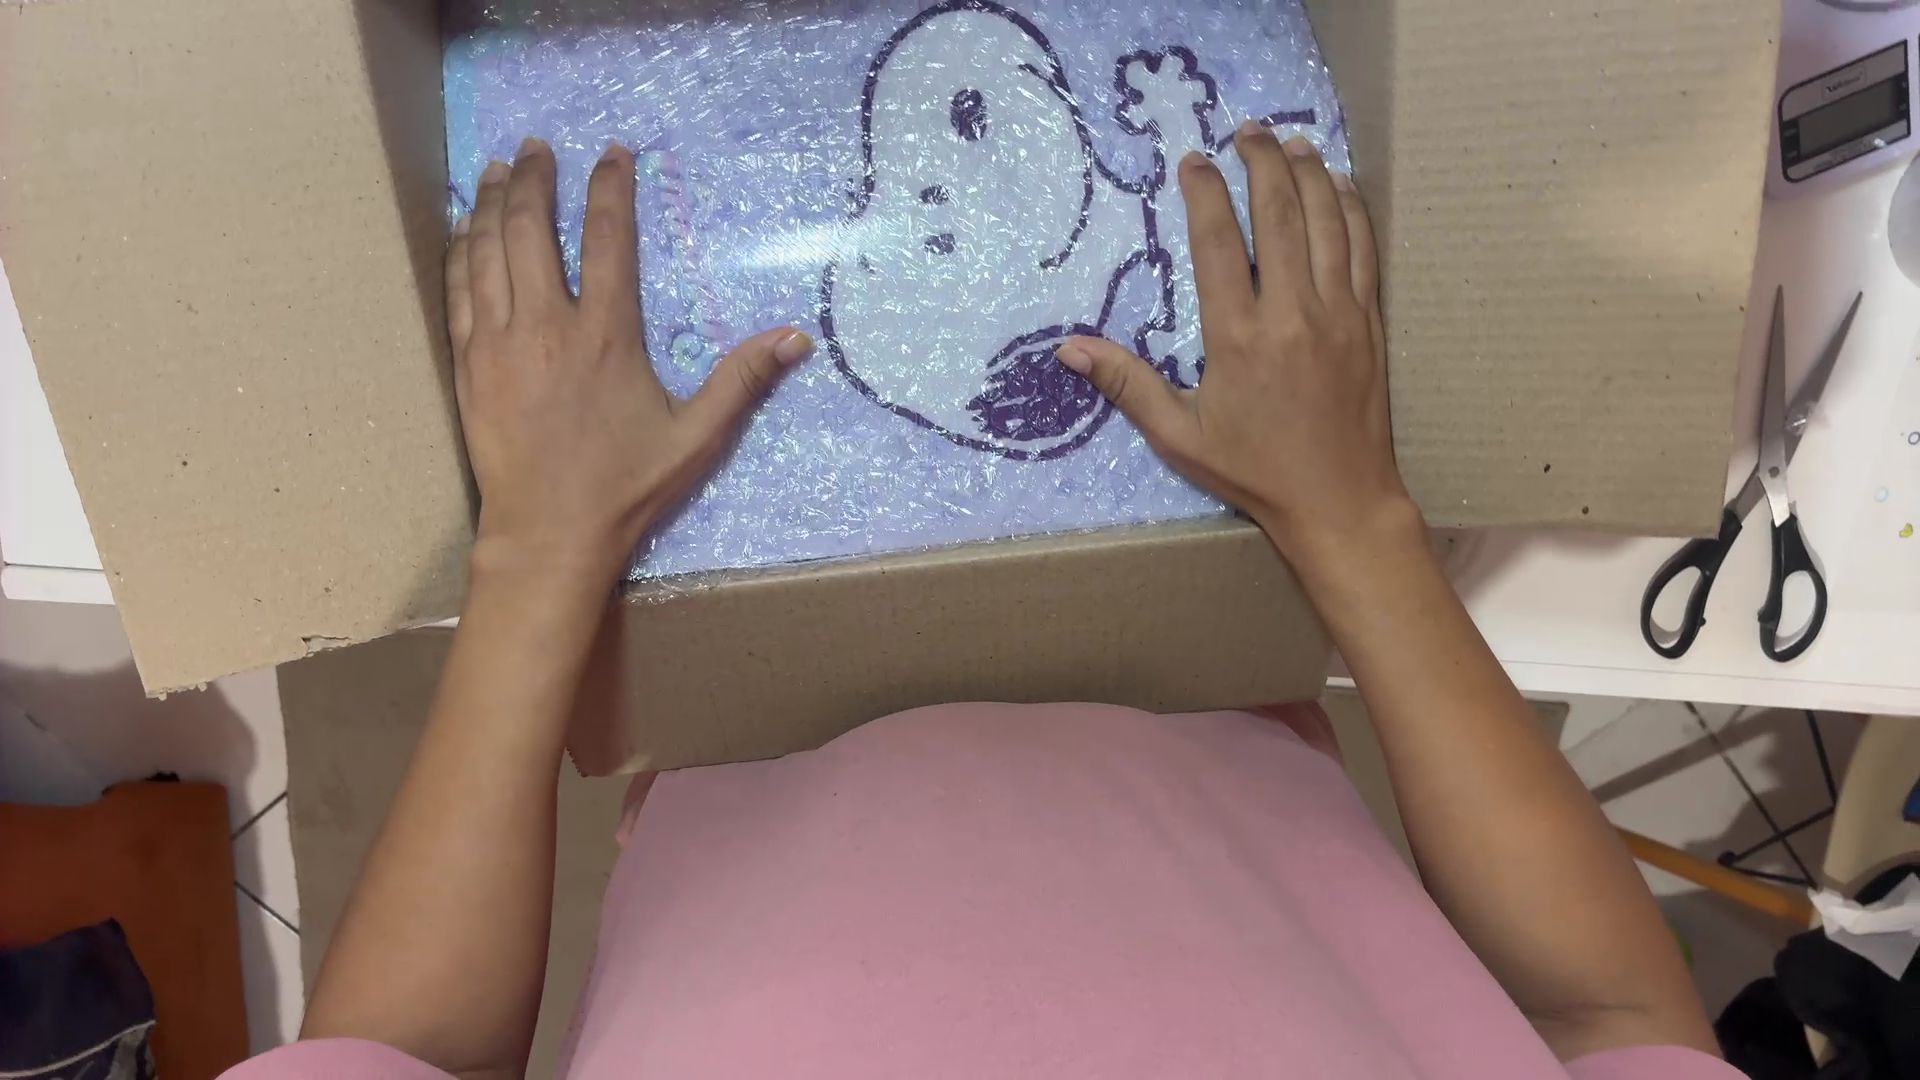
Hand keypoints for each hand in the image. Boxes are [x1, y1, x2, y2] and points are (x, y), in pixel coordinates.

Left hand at [446, 137, 810, 586]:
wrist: (550, 532)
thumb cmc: (628, 485)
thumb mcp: (698, 437)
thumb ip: (743, 381)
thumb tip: (796, 338)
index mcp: (606, 336)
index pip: (608, 241)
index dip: (612, 190)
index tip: (615, 154)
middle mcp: (545, 324)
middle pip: (532, 228)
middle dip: (536, 180)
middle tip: (540, 148)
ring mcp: (497, 341)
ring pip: (486, 248)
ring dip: (492, 201)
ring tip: (498, 168)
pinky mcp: (467, 362)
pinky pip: (457, 286)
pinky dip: (460, 247)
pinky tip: (465, 228)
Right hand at [1057, 124, 1410, 566]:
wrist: (1338, 500)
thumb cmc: (1251, 472)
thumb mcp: (1178, 437)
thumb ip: (1127, 385)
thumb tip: (1069, 349)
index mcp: (1238, 337)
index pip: (1220, 243)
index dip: (1206, 194)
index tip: (1194, 162)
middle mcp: (1292, 311)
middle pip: (1280, 212)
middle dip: (1261, 161)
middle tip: (1244, 130)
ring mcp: (1339, 311)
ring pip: (1328, 218)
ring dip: (1308, 170)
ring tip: (1289, 140)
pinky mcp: (1369, 320)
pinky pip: (1364, 246)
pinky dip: (1351, 206)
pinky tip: (1339, 184)